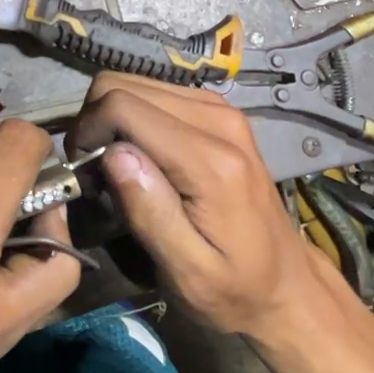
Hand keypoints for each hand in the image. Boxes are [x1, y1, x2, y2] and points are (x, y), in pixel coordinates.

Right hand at [72, 73, 326, 336]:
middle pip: (124, 84)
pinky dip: (133, 115)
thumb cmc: (236, 290)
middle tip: (93, 168)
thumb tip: (113, 154)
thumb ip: (151, 213)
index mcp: (211, 161)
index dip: (88, 131)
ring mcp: (220, 109)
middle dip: (95, 120)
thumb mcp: (189, 274)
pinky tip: (137, 153)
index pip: (123, 106)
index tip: (85, 173)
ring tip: (113, 163)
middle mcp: (218, 120)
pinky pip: (155, 91)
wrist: (289, 287)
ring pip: (135, 82)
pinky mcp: (217, 109)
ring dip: (112, 116)